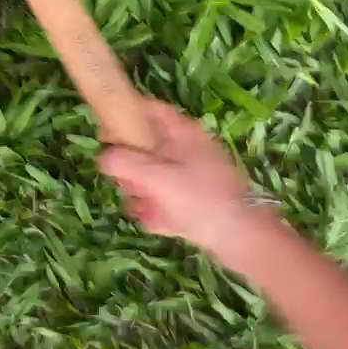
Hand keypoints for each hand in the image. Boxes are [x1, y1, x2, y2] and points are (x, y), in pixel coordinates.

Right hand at [96, 100, 261, 256]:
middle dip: (130, 163)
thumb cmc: (199, 198)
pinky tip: (152, 221)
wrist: (245, 239)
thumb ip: (122, 162)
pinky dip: (158, 208)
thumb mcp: (154, 177)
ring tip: (137, 204)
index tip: (104, 129)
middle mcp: (190, 149)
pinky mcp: (200, 201)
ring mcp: (196, 176)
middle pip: (149, 145)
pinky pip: (169, 198)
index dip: (124, 113)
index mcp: (183, 133)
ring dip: (141, 189)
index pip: (149, 109)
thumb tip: (102, 156)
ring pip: (157, 174)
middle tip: (120, 177)